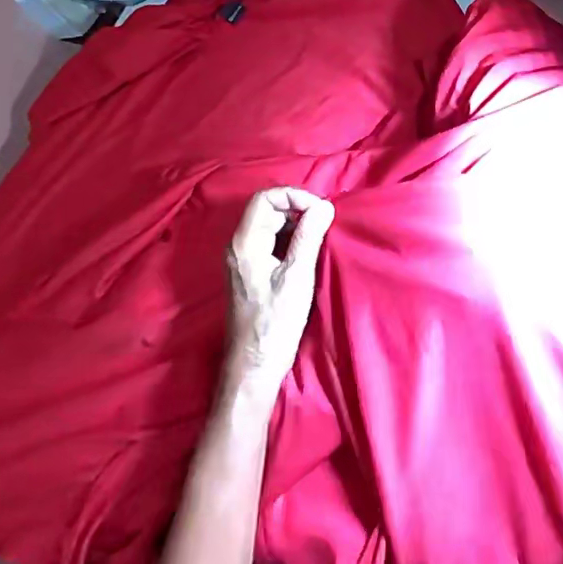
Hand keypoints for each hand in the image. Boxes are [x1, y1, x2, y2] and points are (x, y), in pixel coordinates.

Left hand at [223, 188, 334, 400]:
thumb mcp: (297, 277)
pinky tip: (307, 251)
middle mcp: (238, 245)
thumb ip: (309, 237)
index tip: (320, 210)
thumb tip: (324, 206)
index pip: (265, 198)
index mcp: (244, 242)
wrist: (253, 367)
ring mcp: (242, 259)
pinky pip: (269, 241)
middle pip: (266, 209)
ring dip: (295, 223)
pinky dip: (289, 238)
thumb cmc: (275, 323)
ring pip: (269, 225)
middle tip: (324, 222)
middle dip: (296, 208)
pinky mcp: (249, 271)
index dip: (293, 196)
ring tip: (320, 235)